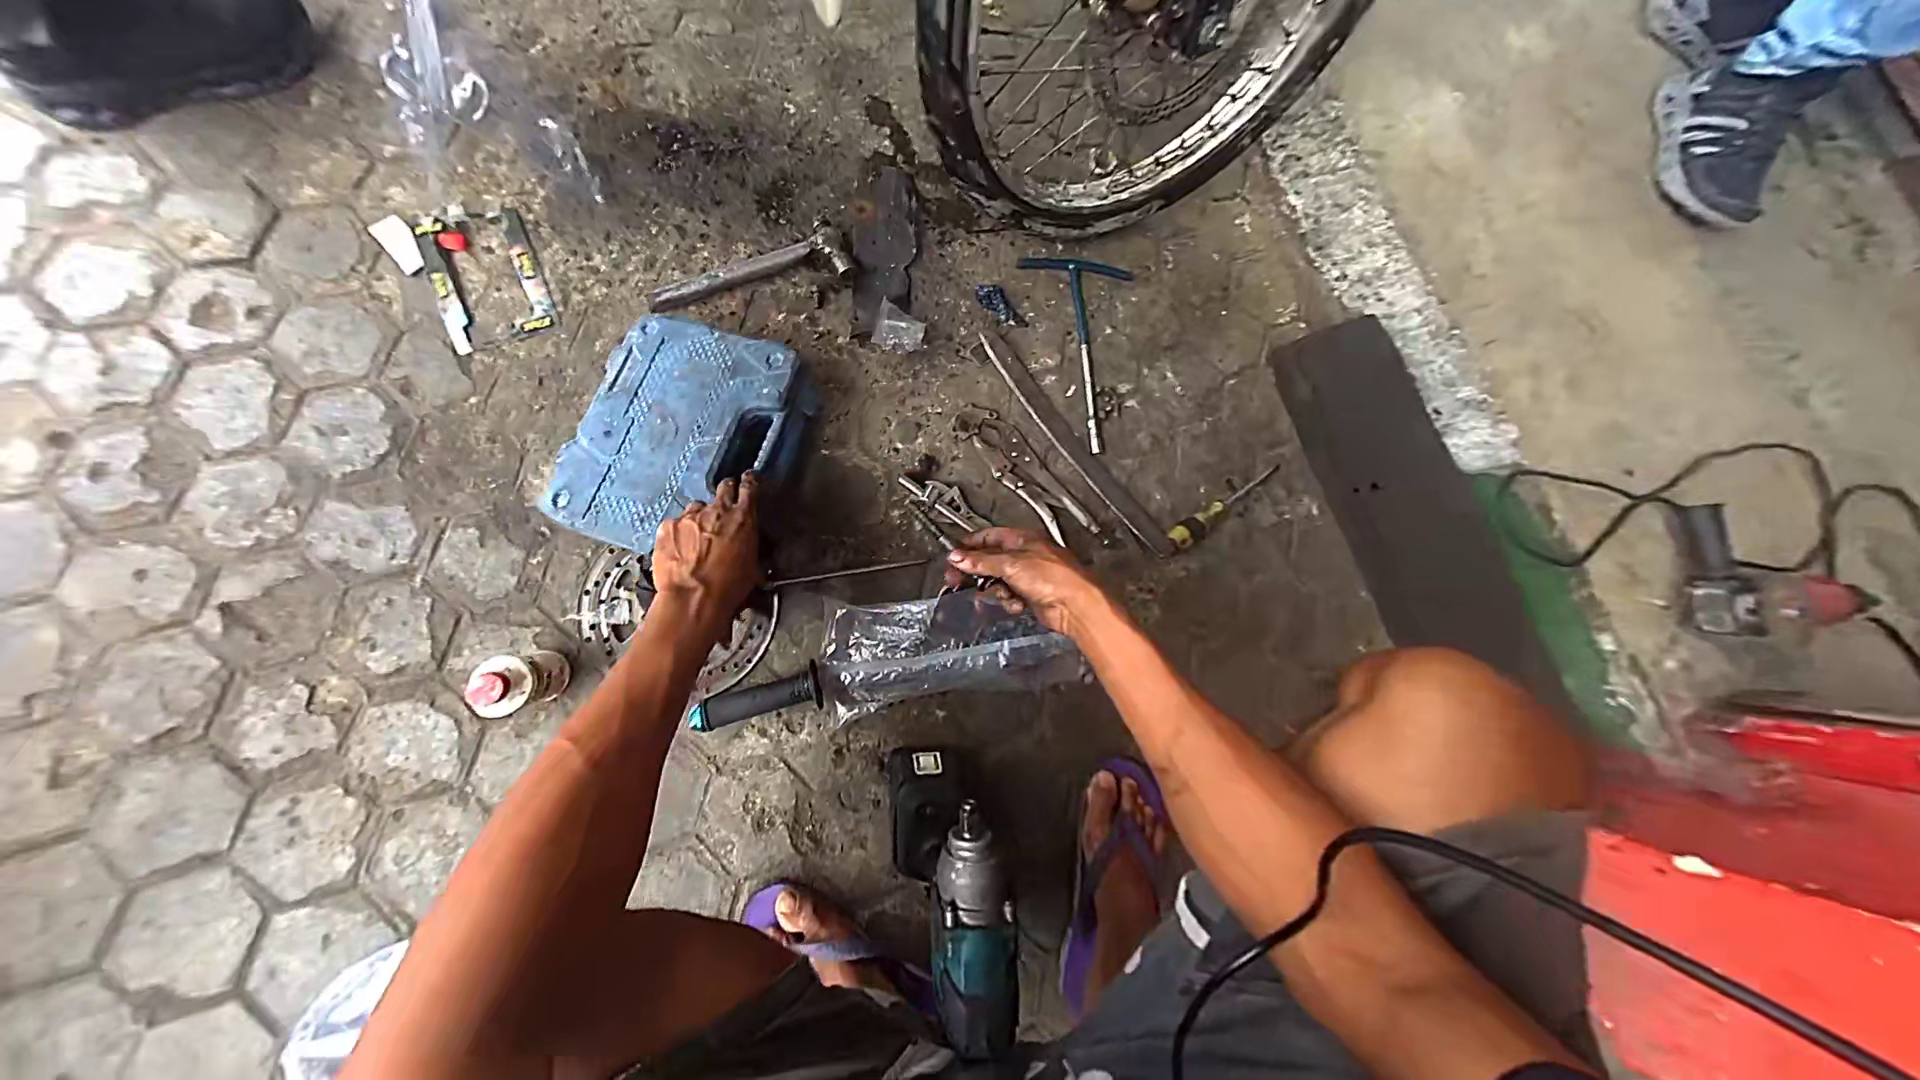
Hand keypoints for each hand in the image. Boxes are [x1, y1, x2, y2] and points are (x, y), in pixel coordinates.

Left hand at [651, 473, 759, 640]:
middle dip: (726, 492)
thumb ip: (749, 547)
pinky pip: (674, 524)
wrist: (694, 599)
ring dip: (699, 518)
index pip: (749, 487)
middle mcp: (717, 511)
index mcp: (743, 519)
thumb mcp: (753, 568)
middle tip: (724, 505)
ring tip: (697, 538)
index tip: (748, 479)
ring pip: (697, 508)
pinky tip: (679, 549)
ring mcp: (690, 517)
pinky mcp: (667, 527)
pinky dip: (677, 533)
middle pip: (723, 488)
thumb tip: (747, 550)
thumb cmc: (728, 588)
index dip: (749, 482)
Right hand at [942, 527, 1108, 635]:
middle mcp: (1025, 555)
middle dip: (976, 571)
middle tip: (958, 578)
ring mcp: (1028, 576)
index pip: (989, 537)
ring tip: (1001, 594)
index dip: (970, 545)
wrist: (1075, 605)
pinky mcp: (1030, 595)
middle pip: (990, 560)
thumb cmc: (1057, 578)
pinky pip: (1009, 596)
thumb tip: (959, 557)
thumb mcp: (1011, 564)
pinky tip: (1016, 603)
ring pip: (998, 581)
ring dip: (995, 590)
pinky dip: (1009, 601)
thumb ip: (982, 561)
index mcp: (1022, 540)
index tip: (954, 554)